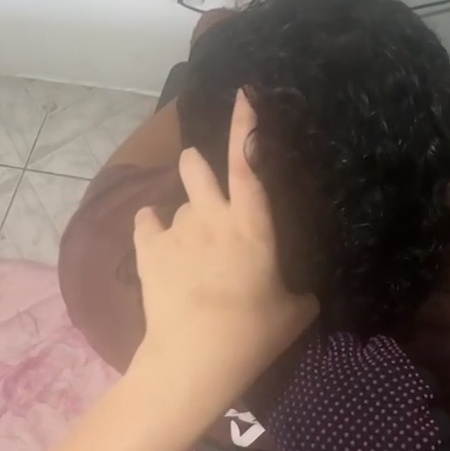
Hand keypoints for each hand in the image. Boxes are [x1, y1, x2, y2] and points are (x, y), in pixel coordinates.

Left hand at [128, 90, 318, 415]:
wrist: (195, 356)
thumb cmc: (254, 332)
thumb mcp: (294, 312)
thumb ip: (298, 291)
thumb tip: (302, 292)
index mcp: (253, 223)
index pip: (249, 161)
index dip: (245, 124)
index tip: (243, 94)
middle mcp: (212, 215)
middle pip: (197, 166)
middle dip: (196, 164)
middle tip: (201, 181)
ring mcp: (176, 229)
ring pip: (176, 203)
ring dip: (183, 214)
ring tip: (185, 243)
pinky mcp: (148, 249)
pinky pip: (146, 222)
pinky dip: (151, 229)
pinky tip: (155, 243)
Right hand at [239, 332, 449, 450]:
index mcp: (299, 404)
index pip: (296, 366)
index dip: (308, 374)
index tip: (314, 386)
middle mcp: (333, 378)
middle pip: (337, 346)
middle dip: (343, 360)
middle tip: (352, 384)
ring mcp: (375, 373)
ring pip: (375, 349)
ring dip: (377, 364)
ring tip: (386, 388)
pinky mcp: (412, 379)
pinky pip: (409, 366)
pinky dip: (412, 378)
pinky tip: (416, 399)